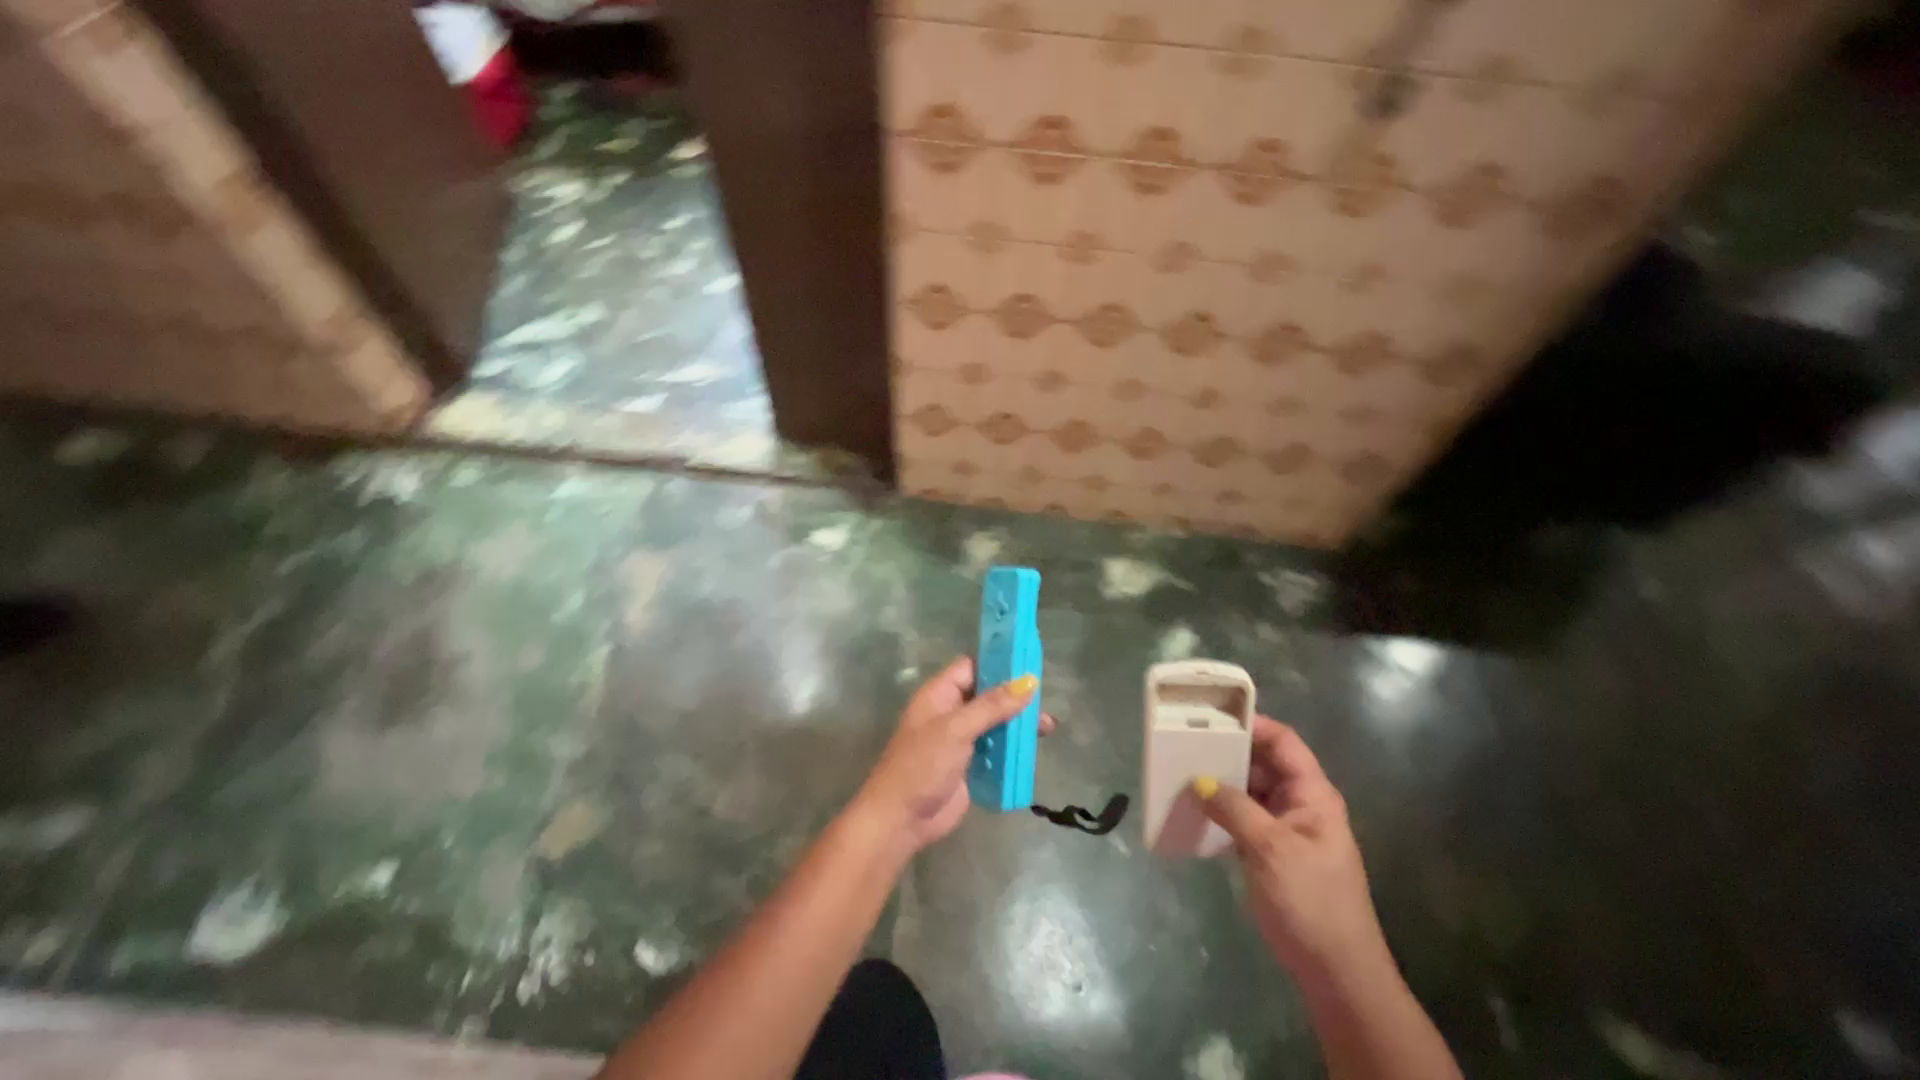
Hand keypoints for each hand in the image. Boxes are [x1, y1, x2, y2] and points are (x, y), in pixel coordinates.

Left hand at [850, 657, 1054, 855]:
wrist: (902, 819)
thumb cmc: (922, 765)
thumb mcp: (956, 729)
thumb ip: (992, 705)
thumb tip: (1029, 681)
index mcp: (939, 695)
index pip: (971, 667)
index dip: (997, 663)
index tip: (1029, 664)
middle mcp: (951, 713)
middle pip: (988, 696)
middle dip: (1015, 698)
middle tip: (1043, 702)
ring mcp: (961, 741)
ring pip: (996, 724)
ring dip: (1019, 725)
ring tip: (1047, 728)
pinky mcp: (972, 766)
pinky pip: (997, 750)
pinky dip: (1014, 749)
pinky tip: (1033, 750)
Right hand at [1197, 717, 1389, 982]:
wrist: (1335, 968)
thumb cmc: (1310, 900)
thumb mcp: (1270, 849)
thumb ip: (1234, 809)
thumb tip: (1200, 781)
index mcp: (1313, 795)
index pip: (1284, 743)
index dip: (1253, 725)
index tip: (1212, 718)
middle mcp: (1301, 806)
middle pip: (1264, 765)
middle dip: (1228, 754)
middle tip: (1186, 746)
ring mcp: (1287, 832)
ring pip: (1251, 794)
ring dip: (1222, 786)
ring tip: (1182, 775)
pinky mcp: (1273, 856)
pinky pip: (1245, 822)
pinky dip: (1222, 815)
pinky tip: (1194, 815)